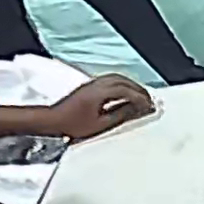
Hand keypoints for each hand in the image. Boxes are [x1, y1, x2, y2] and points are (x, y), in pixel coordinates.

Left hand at [36, 74, 156, 139]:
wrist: (53, 120)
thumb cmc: (74, 125)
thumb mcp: (101, 124)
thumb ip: (121, 114)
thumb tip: (137, 108)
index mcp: (99, 93)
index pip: (125, 90)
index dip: (140, 97)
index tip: (150, 105)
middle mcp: (95, 85)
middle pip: (122, 80)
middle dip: (138, 89)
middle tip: (149, 100)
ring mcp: (91, 84)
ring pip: (116, 78)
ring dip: (131, 85)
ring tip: (140, 97)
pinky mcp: (89, 87)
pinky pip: (110, 80)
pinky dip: (122, 85)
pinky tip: (126, 94)